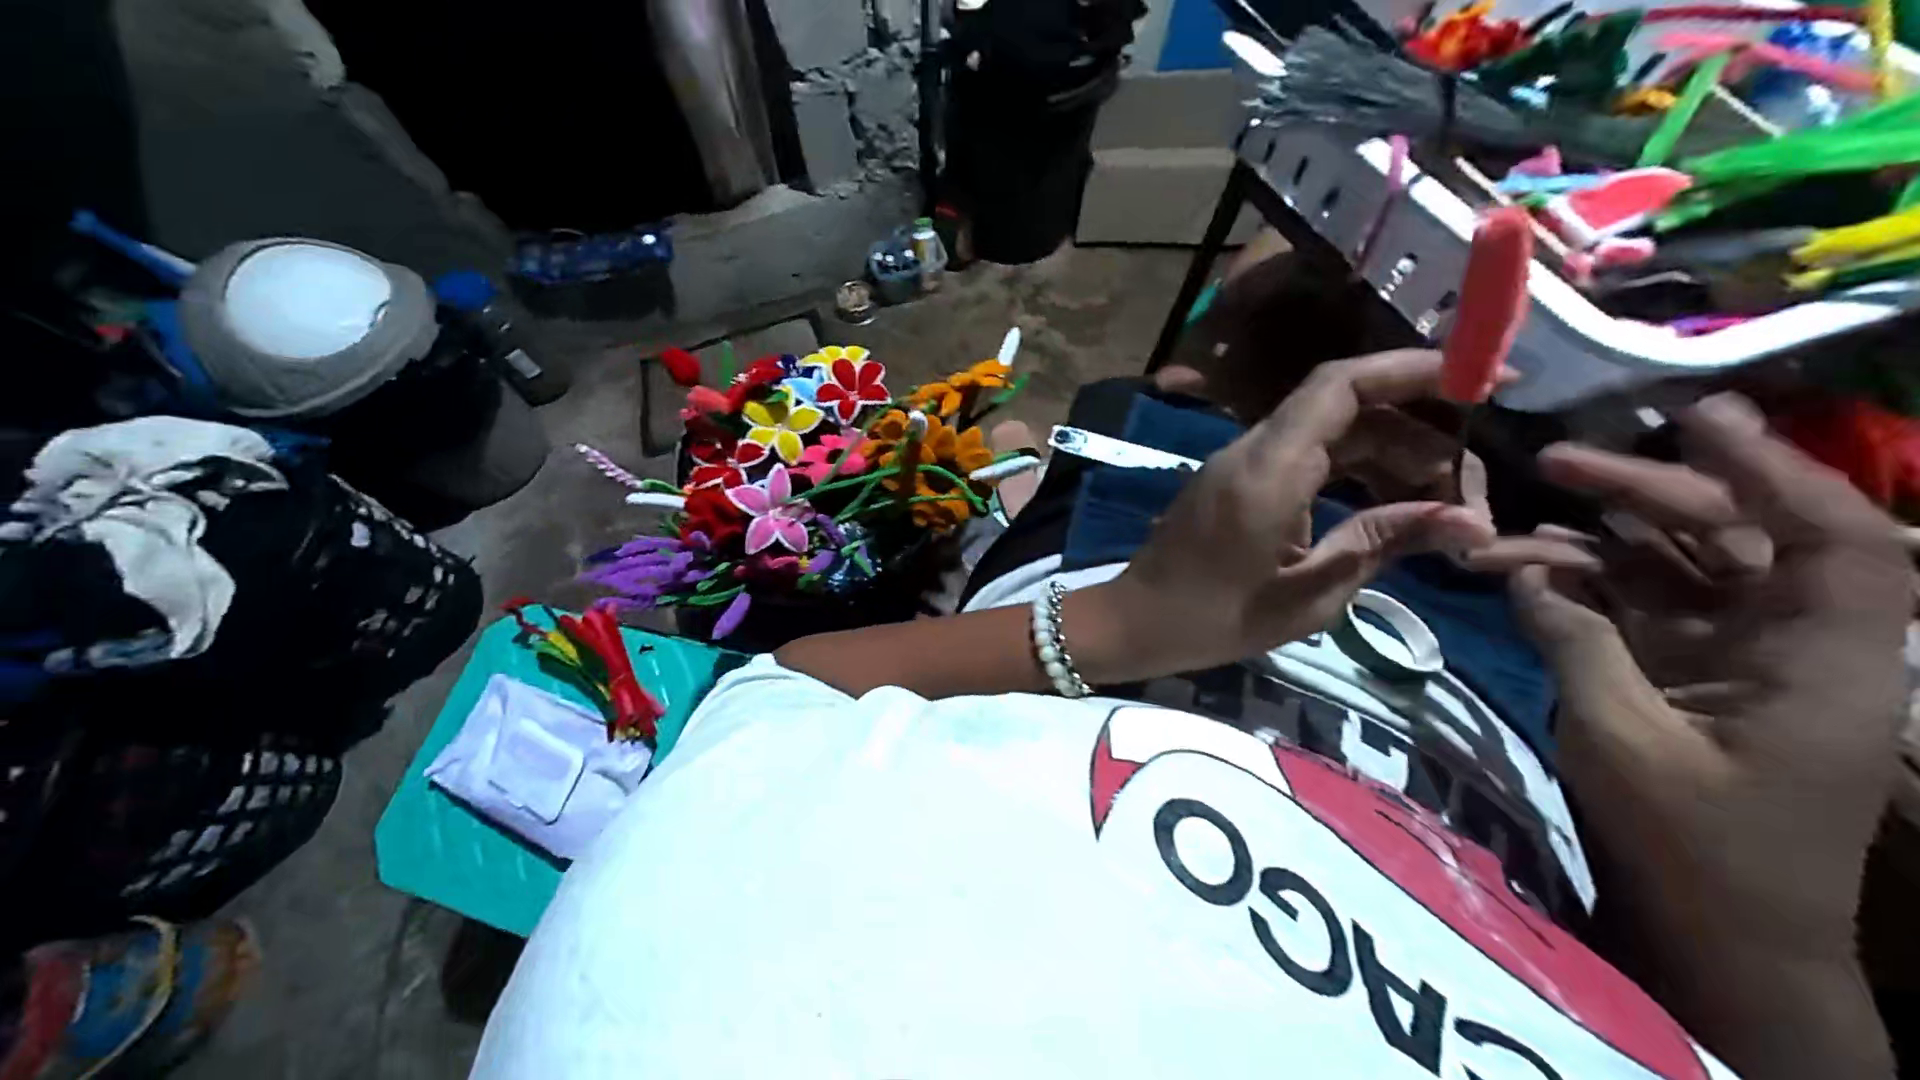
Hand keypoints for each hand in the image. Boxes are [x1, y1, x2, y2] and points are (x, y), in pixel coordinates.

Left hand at [1107, 350, 1498, 676]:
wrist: (1136, 622)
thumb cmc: (1214, 617)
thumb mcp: (1309, 592)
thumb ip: (1383, 542)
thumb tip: (1471, 522)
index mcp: (1267, 469)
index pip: (1342, 386)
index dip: (1416, 370)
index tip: (1487, 381)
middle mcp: (1253, 451)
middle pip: (1348, 411)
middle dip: (1419, 438)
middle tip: (1468, 497)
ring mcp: (1241, 464)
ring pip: (1331, 435)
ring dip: (1391, 459)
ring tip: (1440, 510)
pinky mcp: (1238, 482)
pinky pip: (1306, 458)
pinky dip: (1354, 474)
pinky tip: (1389, 509)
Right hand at [1475, 395, 1909, 1077]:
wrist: (1722, 928)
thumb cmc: (1694, 843)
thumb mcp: (1622, 737)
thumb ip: (1576, 642)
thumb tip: (1529, 572)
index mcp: (1827, 662)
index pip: (1833, 540)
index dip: (1773, 470)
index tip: (1696, 420)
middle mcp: (1792, 643)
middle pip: (1733, 539)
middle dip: (1644, 493)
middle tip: (1555, 462)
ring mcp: (1733, 656)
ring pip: (1672, 568)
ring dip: (1593, 542)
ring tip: (1507, 528)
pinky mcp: (1685, 672)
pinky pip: (1634, 607)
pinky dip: (1579, 587)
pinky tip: (1521, 573)